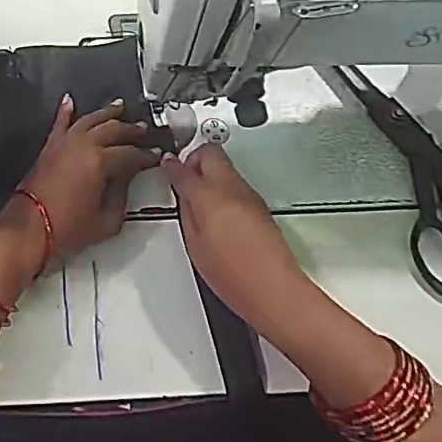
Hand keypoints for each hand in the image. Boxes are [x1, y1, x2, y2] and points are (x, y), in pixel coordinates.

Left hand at [15, 96, 162, 264]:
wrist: (31, 227)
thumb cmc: (63, 226)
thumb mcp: (107, 220)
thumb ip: (122, 195)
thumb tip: (125, 181)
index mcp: (100, 162)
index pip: (131, 153)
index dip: (146, 155)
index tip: (153, 156)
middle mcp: (82, 146)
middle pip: (114, 129)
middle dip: (132, 130)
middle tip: (143, 130)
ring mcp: (64, 143)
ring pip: (90, 119)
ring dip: (107, 112)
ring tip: (120, 108)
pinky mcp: (50, 146)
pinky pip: (60, 122)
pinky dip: (66, 110)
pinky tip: (69, 101)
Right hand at [163, 145, 321, 344]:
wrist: (274, 289)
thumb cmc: (236, 273)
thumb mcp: (194, 243)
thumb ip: (186, 210)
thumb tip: (183, 196)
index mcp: (209, 194)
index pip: (183, 168)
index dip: (171, 165)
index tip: (167, 166)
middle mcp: (232, 187)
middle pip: (210, 152)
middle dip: (194, 159)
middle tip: (184, 174)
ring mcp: (250, 195)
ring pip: (226, 166)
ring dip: (210, 173)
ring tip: (199, 196)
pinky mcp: (261, 205)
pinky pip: (238, 183)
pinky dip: (224, 188)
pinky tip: (217, 210)